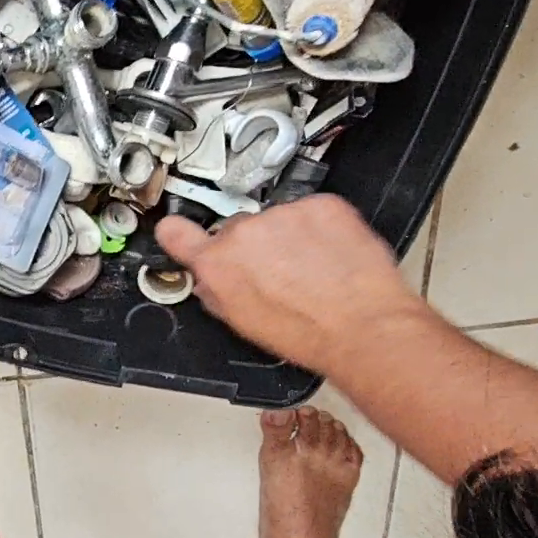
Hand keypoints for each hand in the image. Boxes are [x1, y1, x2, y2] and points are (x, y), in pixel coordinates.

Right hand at [155, 196, 436, 374]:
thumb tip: (212, 280)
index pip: (175, 233)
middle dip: (253, 246)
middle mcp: (243, 232)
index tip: (175, 228)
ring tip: (312, 268)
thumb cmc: (306, 333)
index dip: (174, 231)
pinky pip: (311, 209)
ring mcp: (282, 214)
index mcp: (216, 263)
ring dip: (289, 236)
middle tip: (279, 272)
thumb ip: (216, 291)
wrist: (363, 327)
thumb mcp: (242, 321)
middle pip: (237, 229)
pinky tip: (330, 254)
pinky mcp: (321, 204)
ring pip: (277, 219)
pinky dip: (320, 227)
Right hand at [257, 406, 362, 537]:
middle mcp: (326, 461)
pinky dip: (346, 448)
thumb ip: (275, 434)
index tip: (285, 406)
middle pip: (325, 426)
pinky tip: (338, 449)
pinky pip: (350, 460)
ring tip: (316, 425)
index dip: (296, 408)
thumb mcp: (270, 469)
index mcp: (308, 452)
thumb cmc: (283, 518)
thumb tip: (278, 409)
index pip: (307, 417)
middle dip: (314, 416)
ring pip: (339, 440)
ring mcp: (337, 476)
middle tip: (299, 412)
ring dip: (330, 429)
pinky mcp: (343, 491)